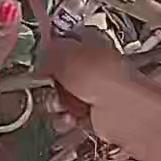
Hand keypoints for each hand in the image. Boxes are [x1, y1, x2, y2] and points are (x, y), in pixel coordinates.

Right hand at [23, 0, 147, 143]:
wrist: (124, 113)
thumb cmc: (100, 78)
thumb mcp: (67, 57)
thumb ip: (48, 53)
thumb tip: (36, 56)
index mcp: (89, 42)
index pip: (60, 41)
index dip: (46, 52)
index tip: (36, 62)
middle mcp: (91, 64)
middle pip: (57, 71)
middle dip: (49, 82)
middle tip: (49, 87)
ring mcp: (92, 89)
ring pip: (59, 94)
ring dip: (56, 103)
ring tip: (62, 106)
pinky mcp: (91, 113)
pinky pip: (67, 113)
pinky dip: (66, 118)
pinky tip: (70, 119)